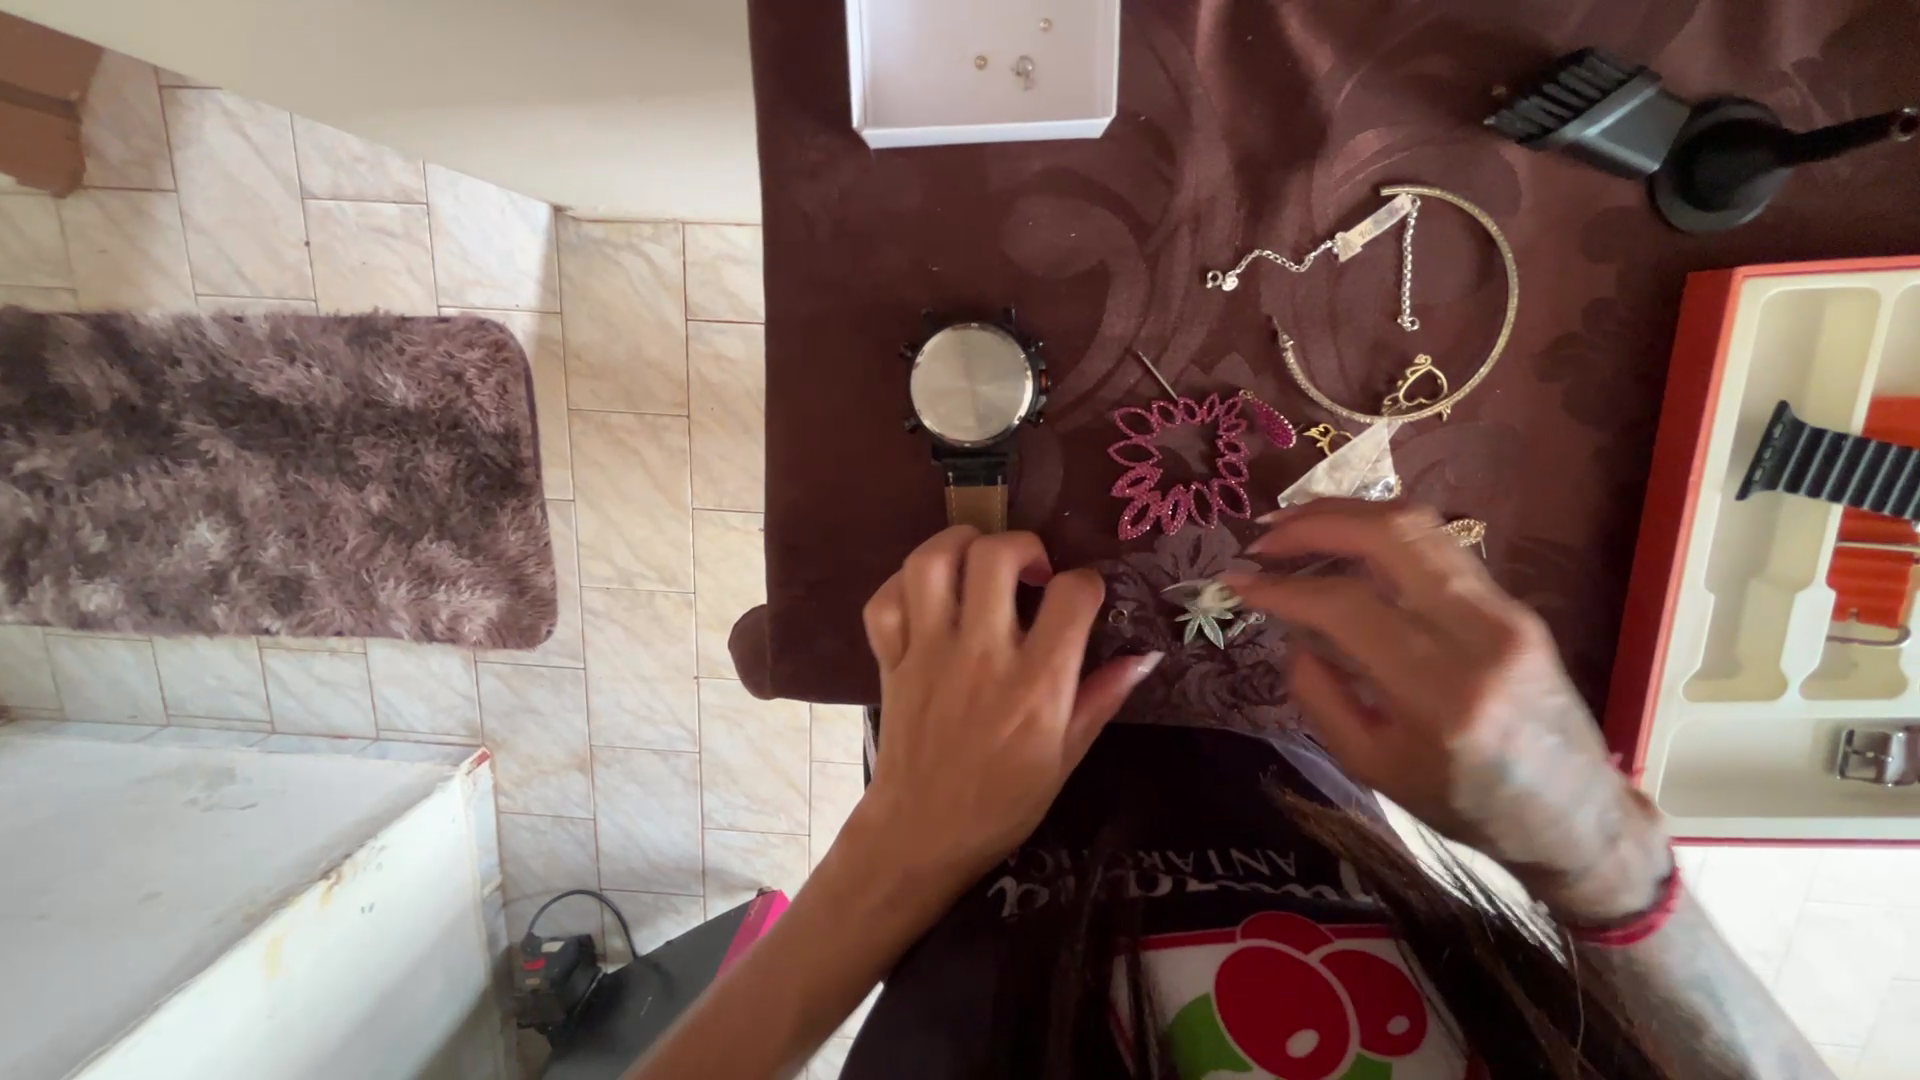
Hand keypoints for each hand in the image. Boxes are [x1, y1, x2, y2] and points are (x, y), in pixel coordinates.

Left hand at [851, 526, 1162, 891]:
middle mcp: (981, 655)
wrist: (923, 833)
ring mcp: (928, 652)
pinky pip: (885, 600)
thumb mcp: (1068, 756)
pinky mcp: (890, 659)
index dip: (1086, 583)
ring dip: (958, 543)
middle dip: (1022, 544)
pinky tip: (930, 597)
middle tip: (1030, 570)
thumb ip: (1103, 697)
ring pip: (932, 562)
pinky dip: (904, 584)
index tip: (1081, 597)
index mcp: (1036, 683)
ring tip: (978, 561)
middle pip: (995, 556)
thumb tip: (1146, 654)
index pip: (1071, 594)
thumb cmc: (1004, 801)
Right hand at [1221, 500, 1670, 921]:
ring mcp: (1505, 610)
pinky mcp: (1512, 602)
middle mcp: (1479, 634)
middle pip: (1391, 536)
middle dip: (1314, 523)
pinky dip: (1378, 530)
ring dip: (1347, 513)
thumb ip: (1318, 694)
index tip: (1236, 582)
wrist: (1575, 815)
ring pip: (1420, 525)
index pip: (1346, 605)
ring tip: (1293, 524)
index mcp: (1438, 691)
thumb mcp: (1369, 764)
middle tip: (1263, 537)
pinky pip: (1437, 545)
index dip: (1281, 587)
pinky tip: (1342, 540)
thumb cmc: (1461, 801)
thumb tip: (1293, 632)